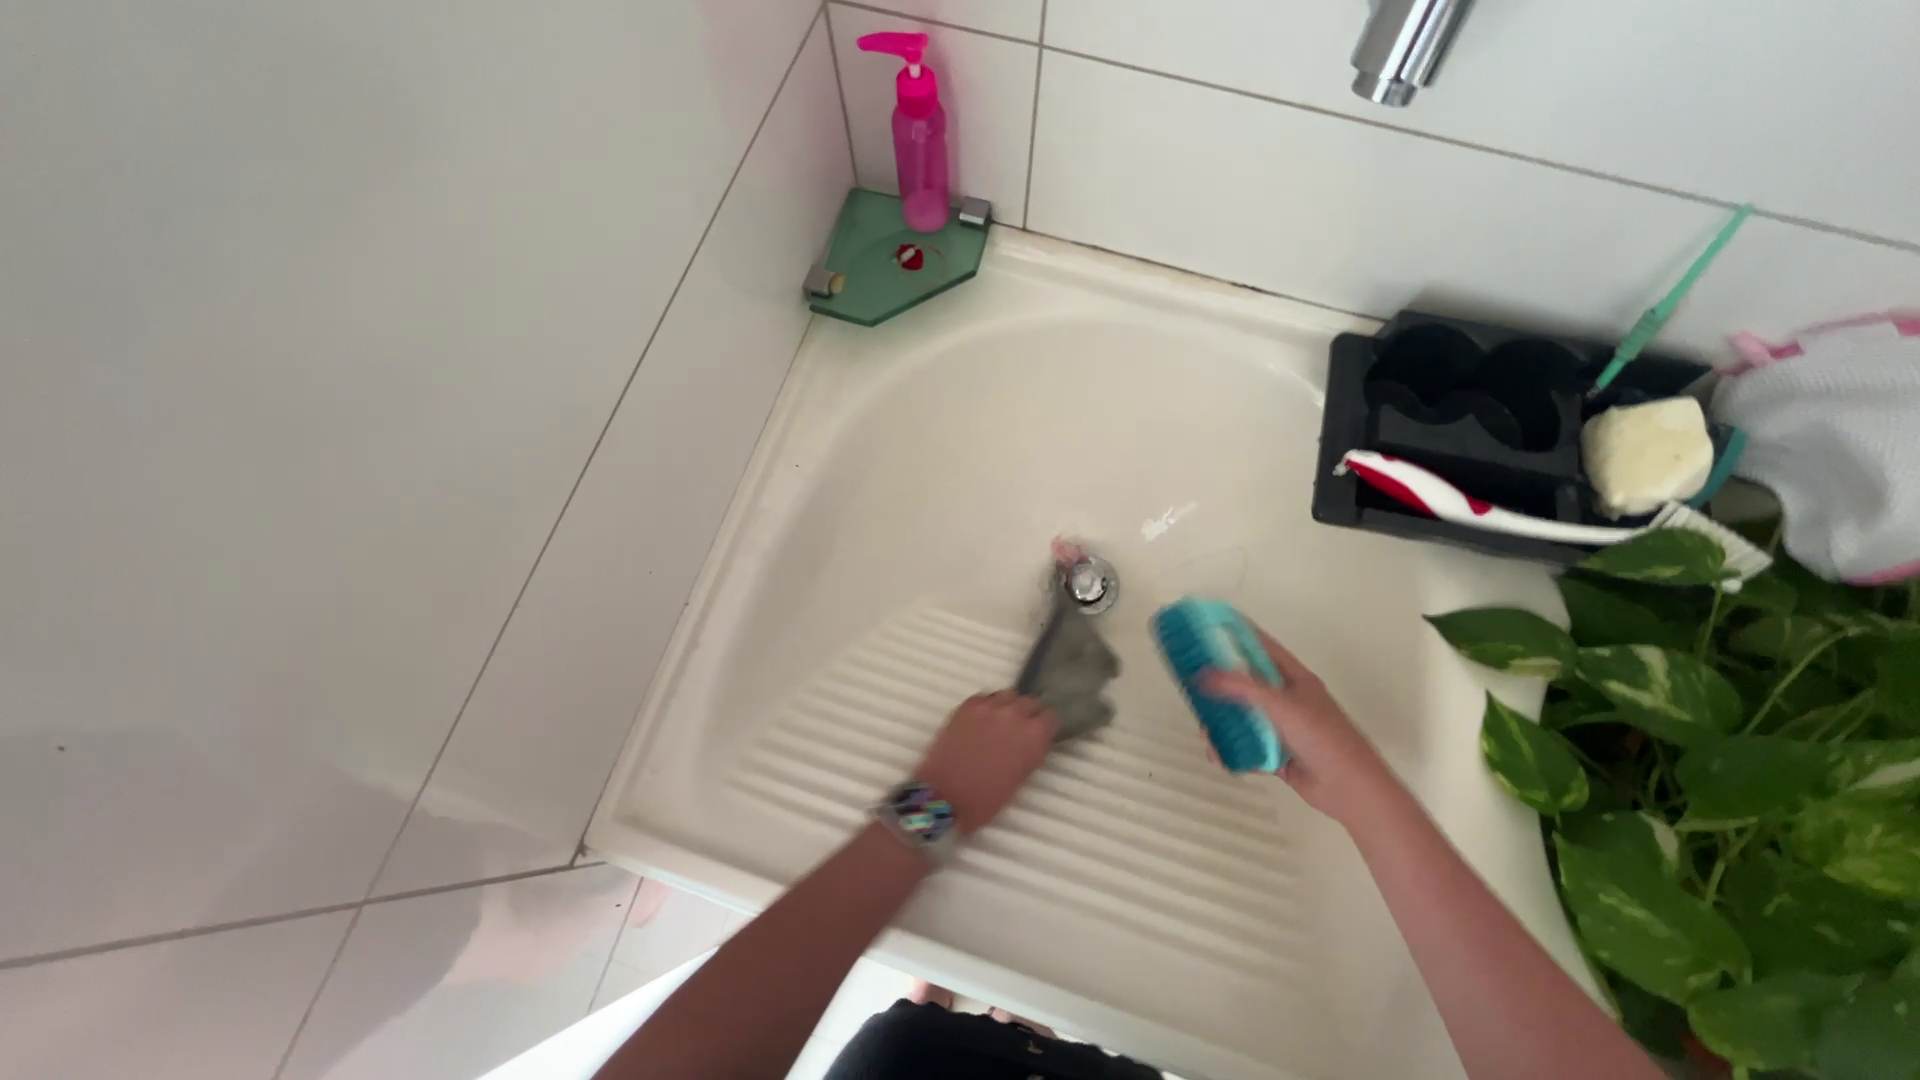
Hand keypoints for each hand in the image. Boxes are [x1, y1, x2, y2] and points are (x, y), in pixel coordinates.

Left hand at [916, 691, 1057, 833]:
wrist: (944, 794)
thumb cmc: (986, 798)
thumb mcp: (1020, 777)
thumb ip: (1031, 752)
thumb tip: (1033, 741)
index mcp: (1033, 736)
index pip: (1050, 717)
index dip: (1045, 726)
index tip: (1040, 733)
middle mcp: (1015, 715)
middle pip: (1030, 702)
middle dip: (1028, 714)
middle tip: (1019, 729)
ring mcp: (989, 707)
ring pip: (1007, 695)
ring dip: (1008, 706)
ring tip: (999, 721)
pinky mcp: (967, 705)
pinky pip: (985, 697)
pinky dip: (987, 706)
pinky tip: (981, 720)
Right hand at [1200, 625, 1399, 826]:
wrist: (1349, 788)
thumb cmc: (1321, 737)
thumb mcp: (1280, 705)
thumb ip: (1241, 687)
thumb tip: (1203, 673)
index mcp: (1295, 680)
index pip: (1263, 648)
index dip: (1239, 635)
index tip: (1210, 626)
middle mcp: (1288, 701)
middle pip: (1247, 686)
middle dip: (1221, 688)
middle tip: (1194, 687)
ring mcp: (1283, 729)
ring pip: (1244, 720)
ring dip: (1223, 727)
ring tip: (1207, 735)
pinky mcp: (1278, 756)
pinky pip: (1248, 748)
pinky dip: (1233, 752)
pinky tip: (1220, 757)